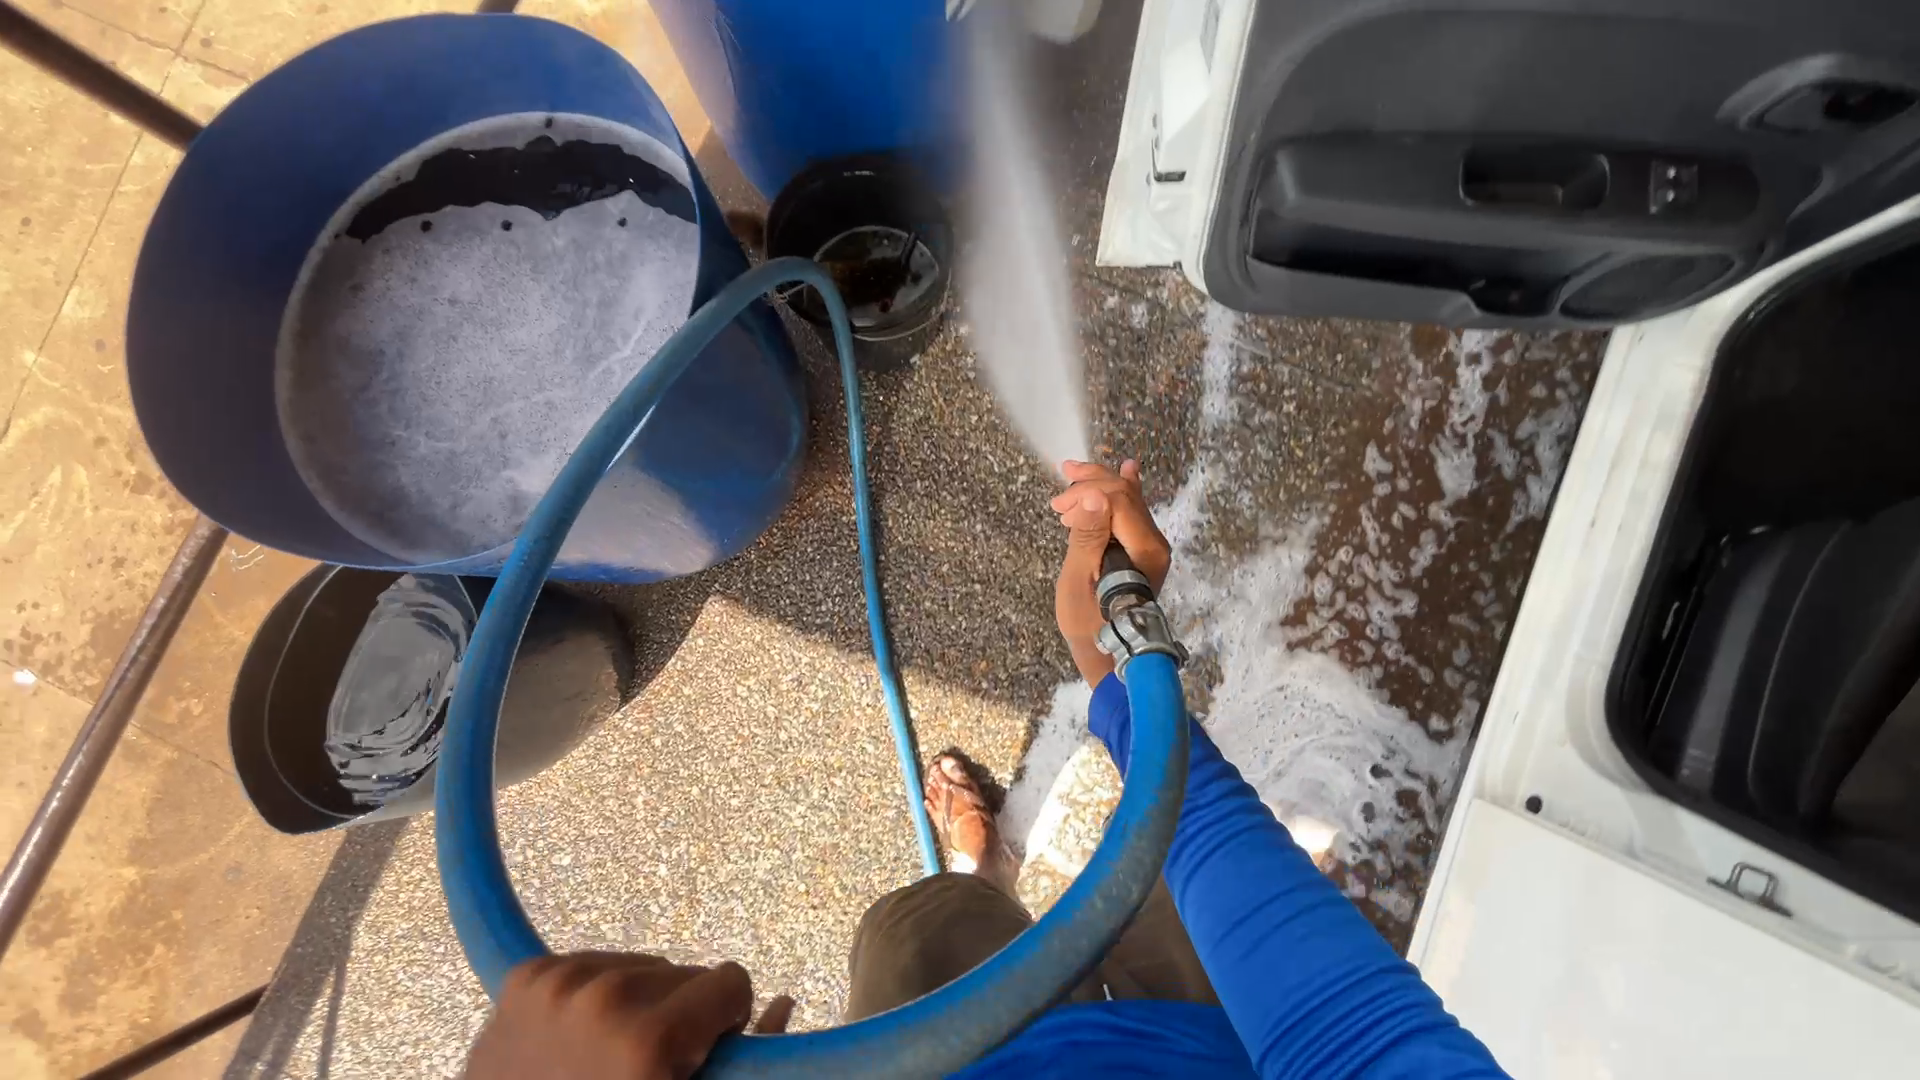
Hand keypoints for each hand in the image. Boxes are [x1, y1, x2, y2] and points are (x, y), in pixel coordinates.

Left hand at [465, 952, 793, 1079]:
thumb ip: (745, 1062)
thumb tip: (785, 1002)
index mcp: (649, 1039)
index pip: (731, 981)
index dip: (722, 1022)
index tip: (697, 1055)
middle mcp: (605, 997)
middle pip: (683, 973)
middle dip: (676, 1013)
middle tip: (645, 1065)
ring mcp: (559, 983)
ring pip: (639, 966)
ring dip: (634, 1002)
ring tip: (603, 1055)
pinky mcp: (525, 977)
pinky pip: (590, 964)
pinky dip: (591, 996)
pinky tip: (572, 1040)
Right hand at [1050, 459, 1171, 684]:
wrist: (1105, 649)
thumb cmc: (1088, 620)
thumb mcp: (1079, 578)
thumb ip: (1088, 535)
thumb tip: (1095, 494)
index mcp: (1144, 549)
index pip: (1119, 498)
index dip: (1087, 492)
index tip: (1057, 507)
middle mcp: (1155, 541)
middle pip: (1126, 493)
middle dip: (1090, 484)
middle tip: (1057, 498)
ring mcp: (1151, 544)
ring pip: (1128, 498)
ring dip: (1097, 486)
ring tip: (1070, 479)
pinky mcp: (1143, 548)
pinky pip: (1130, 511)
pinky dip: (1114, 494)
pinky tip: (1127, 470)